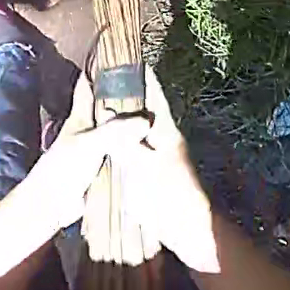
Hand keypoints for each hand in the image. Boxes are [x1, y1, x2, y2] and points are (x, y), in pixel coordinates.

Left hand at [7, 72, 151, 240]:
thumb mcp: (90, 143)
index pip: (88, 85)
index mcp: (80, 116)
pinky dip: (134, 148)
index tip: (117, 56)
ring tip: (158, 114)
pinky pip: (122, 152)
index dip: (99, 69)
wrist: (50, 205)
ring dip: (132, 124)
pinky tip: (151, 146)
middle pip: (108, 106)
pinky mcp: (103, 166)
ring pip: (117, 130)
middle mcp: (88, 128)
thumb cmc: (64, 168)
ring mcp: (95, 148)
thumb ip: (116, 130)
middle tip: (151, 87)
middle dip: (125, 96)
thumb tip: (146, 120)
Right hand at [120, 69, 220, 272]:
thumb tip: (107, 114)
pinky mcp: (155, 170)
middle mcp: (164, 137)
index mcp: (165, 130)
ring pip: (139, 127)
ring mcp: (161, 154)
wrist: (188, 229)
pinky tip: (107, 139)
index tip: (130, 59)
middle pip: (145, 108)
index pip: (153, 95)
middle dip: (128, 95)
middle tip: (104, 81)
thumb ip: (124, 141)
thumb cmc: (168, 195)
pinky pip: (136, 145)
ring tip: (100, 106)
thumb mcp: (142, 166)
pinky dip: (122, 137)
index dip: (143, 77)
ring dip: (124, 117)